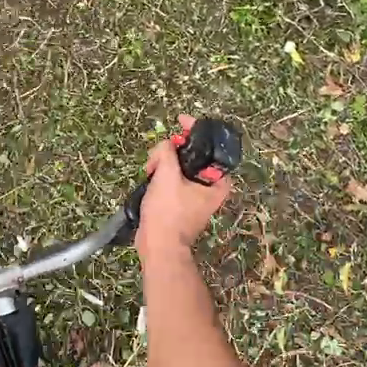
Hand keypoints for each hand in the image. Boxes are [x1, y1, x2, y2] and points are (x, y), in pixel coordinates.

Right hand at [135, 114, 235, 259]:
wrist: (158, 245)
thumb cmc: (168, 212)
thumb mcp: (167, 177)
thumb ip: (168, 153)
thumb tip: (167, 145)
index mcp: (217, 181)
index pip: (211, 146)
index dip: (195, 130)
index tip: (180, 121)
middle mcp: (211, 186)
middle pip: (192, 155)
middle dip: (171, 150)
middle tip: (156, 156)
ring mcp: (196, 195)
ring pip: (180, 166)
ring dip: (163, 163)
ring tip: (149, 170)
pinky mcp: (181, 201)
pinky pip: (173, 179)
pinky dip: (161, 175)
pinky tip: (150, 177)